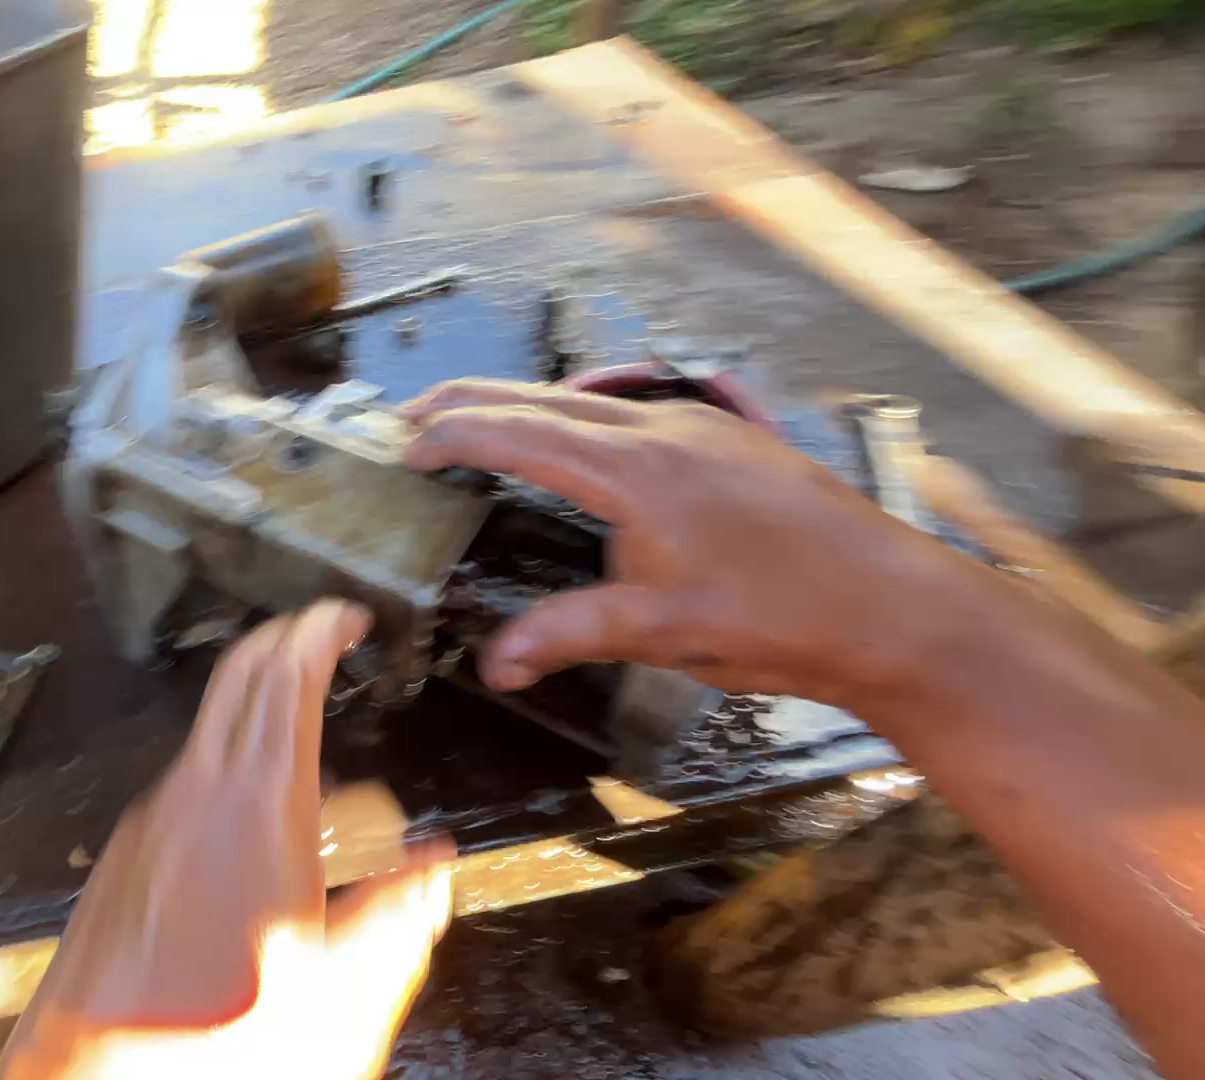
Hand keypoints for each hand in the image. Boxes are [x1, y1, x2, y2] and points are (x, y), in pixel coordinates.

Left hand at [0, 601, 454, 1079]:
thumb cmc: (222, 1043)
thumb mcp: (342, 995)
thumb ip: (396, 919)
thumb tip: (435, 867)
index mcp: (259, 807)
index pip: (287, 680)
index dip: (317, 631)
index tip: (344, 615)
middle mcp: (196, 790)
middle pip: (240, 674)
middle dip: (283, 636)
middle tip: (321, 632)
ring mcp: (153, 814)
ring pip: (211, 722)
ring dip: (255, 698)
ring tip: (299, 713)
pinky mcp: (126, 848)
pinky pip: (185, 773)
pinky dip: (225, 756)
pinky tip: (246, 803)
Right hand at [401, 378, 1009, 706]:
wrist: (904, 610)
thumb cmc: (778, 618)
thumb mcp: (660, 631)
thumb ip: (565, 635)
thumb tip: (491, 666)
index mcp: (632, 469)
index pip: (515, 432)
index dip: (449, 436)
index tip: (402, 452)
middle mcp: (655, 428)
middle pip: (535, 396)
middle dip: (461, 402)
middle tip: (405, 420)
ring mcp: (690, 424)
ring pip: (574, 398)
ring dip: (508, 407)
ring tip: (463, 427)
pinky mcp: (715, 436)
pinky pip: (612, 411)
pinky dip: (555, 418)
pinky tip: (552, 444)